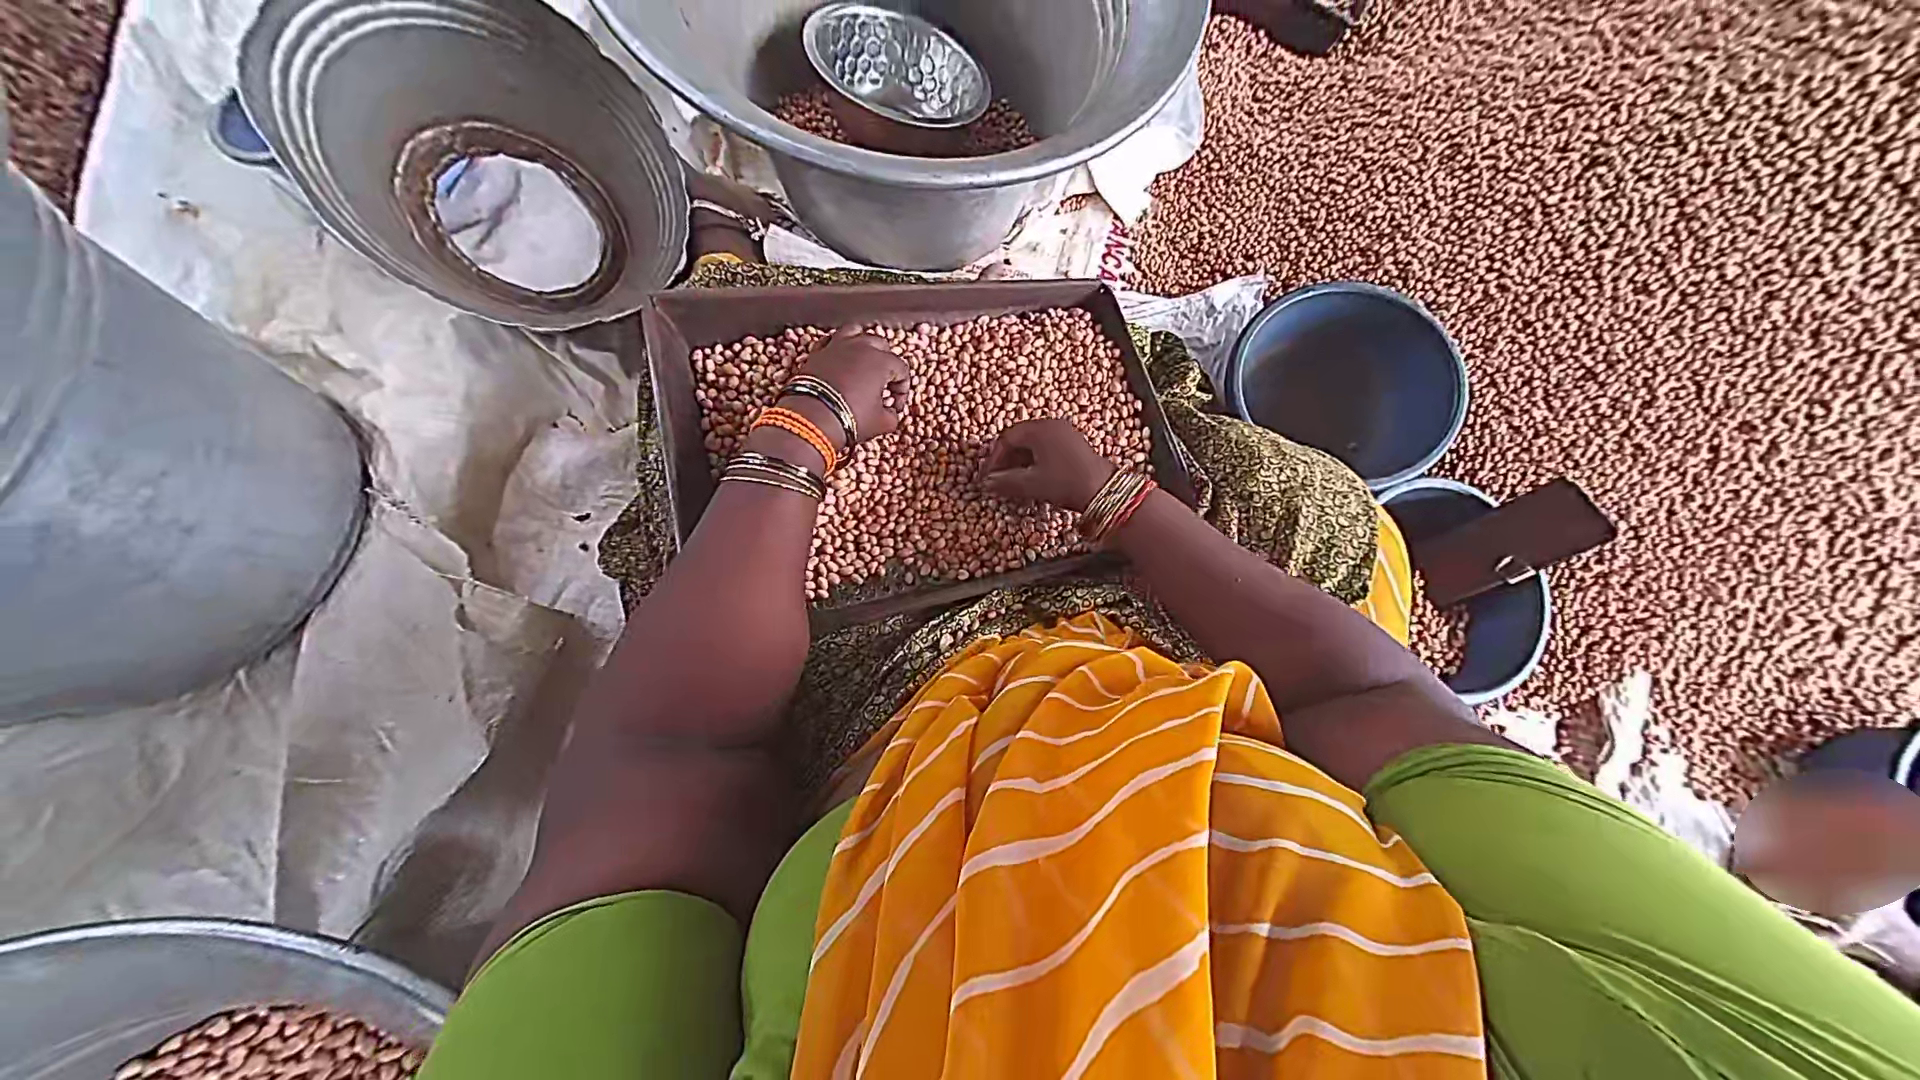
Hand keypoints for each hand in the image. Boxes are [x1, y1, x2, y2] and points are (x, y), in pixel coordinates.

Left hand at [789, 326, 910, 445]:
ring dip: (863, 344)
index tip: (895, 405)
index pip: (902, 370)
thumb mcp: (881, 423)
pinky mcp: (817, 352)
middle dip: (886, 364)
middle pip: (882, 346)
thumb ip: (892, 416)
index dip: (902, 390)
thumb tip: (891, 413)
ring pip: (855, 332)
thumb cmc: (850, 418)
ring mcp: (837, 346)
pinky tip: (839, 359)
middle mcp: (861, 346)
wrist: (813, 418)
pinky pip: (831, 341)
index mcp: (882, 361)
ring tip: (864, 361)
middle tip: (882, 385)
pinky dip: (838, 347)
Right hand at [981, 419, 1117, 512]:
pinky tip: (1033, 479)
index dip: (994, 458)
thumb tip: (986, 484)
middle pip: (1020, 439)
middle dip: (1006, 460)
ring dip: (1021, 462)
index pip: (1007, 438)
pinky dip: (1035, 462)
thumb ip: (1005, 482)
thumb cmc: (1065, 483)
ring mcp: (1066, 434)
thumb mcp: (1031, 484)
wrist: (1104, 491)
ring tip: (1014, 481)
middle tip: (998, 478)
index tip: (987, 477)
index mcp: (1039, 429)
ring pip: (1034, 444)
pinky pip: (1047, 448)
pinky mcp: (1075, 445)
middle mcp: (1052, 425)